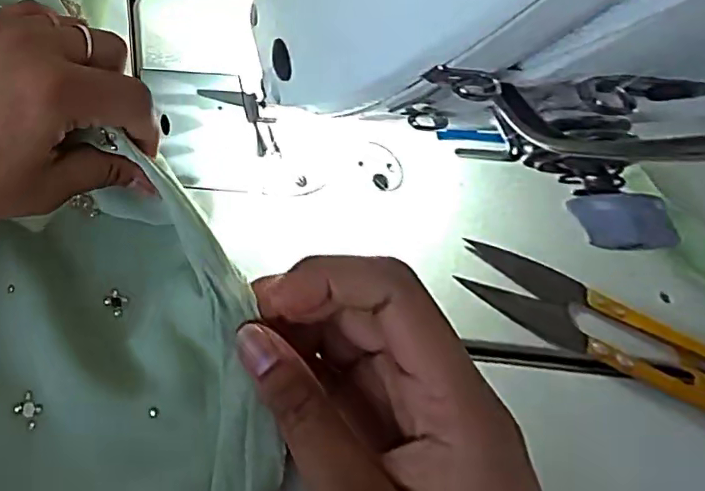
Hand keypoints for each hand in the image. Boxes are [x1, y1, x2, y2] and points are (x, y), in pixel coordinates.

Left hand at [0, 1, 158, 281]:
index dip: (145, 127)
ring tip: (63, 97)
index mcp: (55, 89)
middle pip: (111, 52)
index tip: (137, 151)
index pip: (130, 96)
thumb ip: (100, 171)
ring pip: (79, 30)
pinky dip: (52, 39)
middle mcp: (38, 44)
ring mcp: (9, 26)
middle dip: (116, 90)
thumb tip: (143, 177)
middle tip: (97, 125)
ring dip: (86, 63)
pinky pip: (41, 17)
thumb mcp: (41, 187)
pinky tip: (35, 69)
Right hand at [236, 256, 540, 490]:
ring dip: (293, 331)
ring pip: (349, 330)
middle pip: (366, 304)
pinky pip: (342, 369)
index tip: (270, 301)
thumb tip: (254, 342)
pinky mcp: (394, 426)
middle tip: (246, 325)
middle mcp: (444, 393)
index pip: (392, 291)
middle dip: (299, 302)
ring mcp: (418, 408)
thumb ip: (308, 420)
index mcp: (459, 405)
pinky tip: (271, 380)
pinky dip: (301, 364)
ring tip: (251, 353)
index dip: (325, 278)